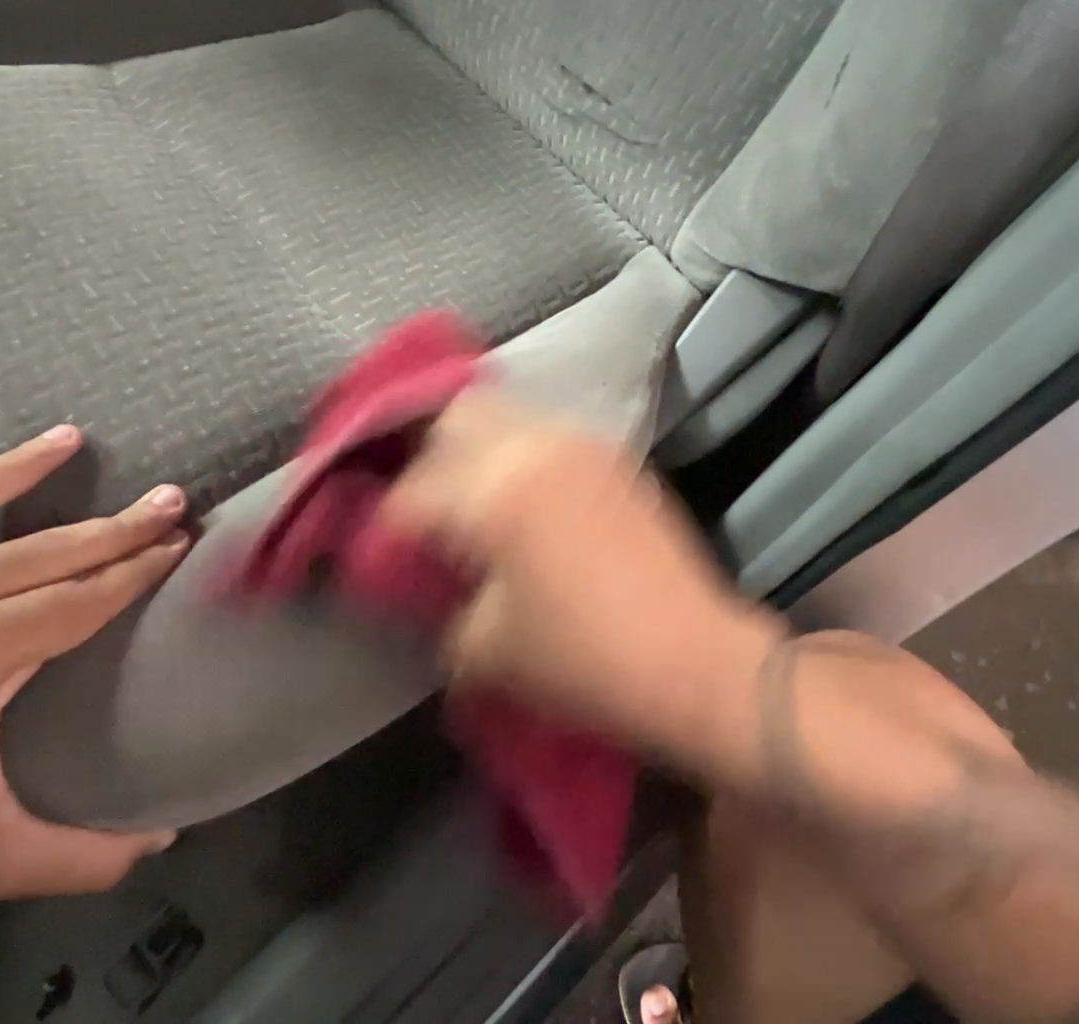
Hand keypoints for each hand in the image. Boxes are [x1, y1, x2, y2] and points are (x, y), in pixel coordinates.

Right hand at [381, 392, 783, 735]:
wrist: (697, 662)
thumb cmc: (586, 660)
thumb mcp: (490, 649)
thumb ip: (446, 608)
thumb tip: (437, 590)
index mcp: (496, 491)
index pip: (412, 492)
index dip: (386, 527)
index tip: (382, 555)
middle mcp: (537, 448)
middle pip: (457, 416)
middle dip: (428, 457)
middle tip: (424, 507)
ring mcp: (584, 446)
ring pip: (508, 417)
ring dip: (477, 451)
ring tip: (471, 501)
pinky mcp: (617, 461)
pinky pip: (549, 438)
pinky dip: (521, 458)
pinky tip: (522, 504)